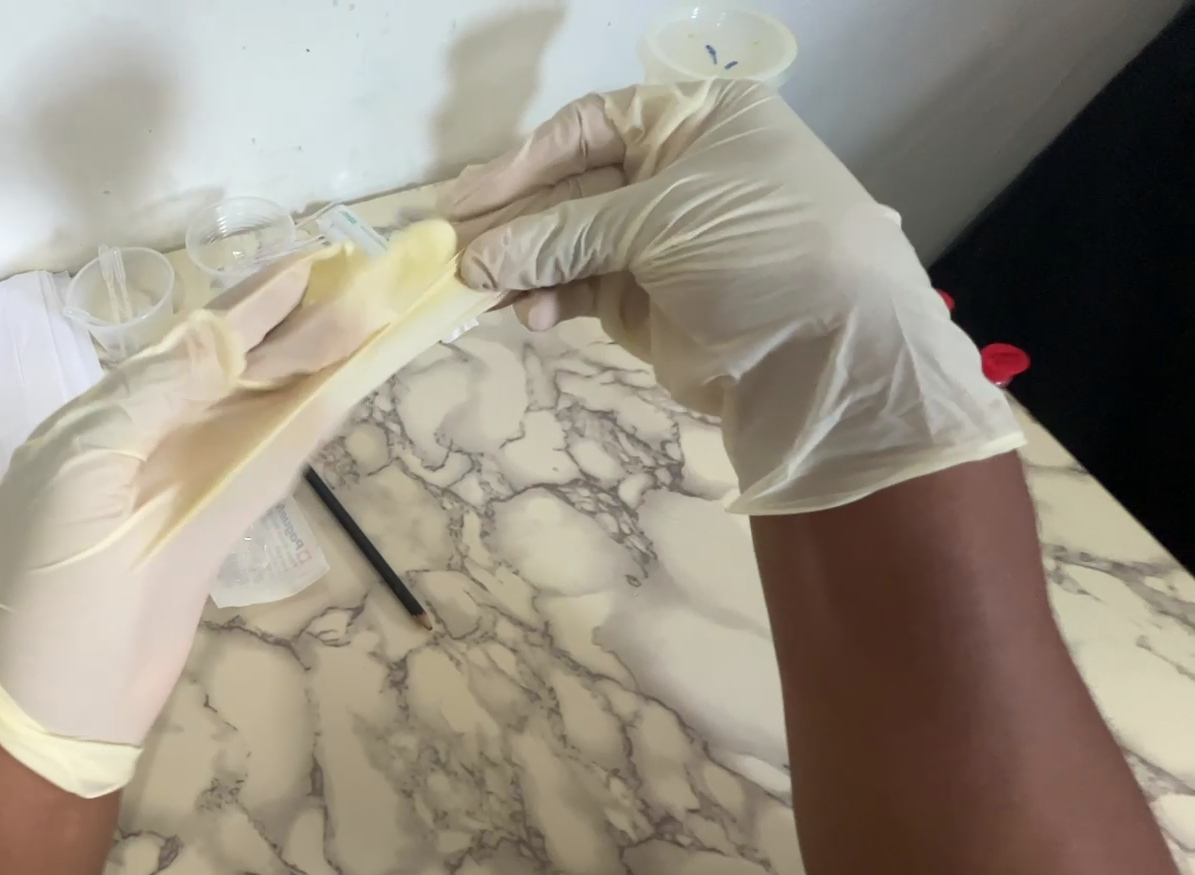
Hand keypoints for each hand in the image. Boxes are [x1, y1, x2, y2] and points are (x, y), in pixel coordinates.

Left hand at [0, 252, 386, 796]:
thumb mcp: (79, 473)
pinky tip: (340, 395)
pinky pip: (268, 465)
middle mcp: (151, 438)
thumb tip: (218, 339)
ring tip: (363, 325)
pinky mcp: (217, 526)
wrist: (62, 694)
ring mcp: (189, 482)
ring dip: (307, 371)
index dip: (248, 304)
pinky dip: (303, 430)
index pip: (188, 343)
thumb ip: (148, 400)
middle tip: (356, 283)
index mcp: (105, 415)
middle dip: (291, 327)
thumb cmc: (50, 583)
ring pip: (257, 411)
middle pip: (232, 370)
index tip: (307, 266)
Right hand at [440, 79, 1023, 513]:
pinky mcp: (632, 298)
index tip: (464, 200)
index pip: (586, 128)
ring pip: (559, 246)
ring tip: (478, 292)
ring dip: (520, 268)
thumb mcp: (661, 221)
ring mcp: (646, 241)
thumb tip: (474, 260)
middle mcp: (665, 175)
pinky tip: (531, 316)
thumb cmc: (758, 251)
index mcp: (691, 122)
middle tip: (451, 252)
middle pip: (563, 190)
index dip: (521, 162)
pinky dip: (546, 301)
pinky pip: (570, 289)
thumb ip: (561, 235)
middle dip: (510, 223)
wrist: (818, 357)